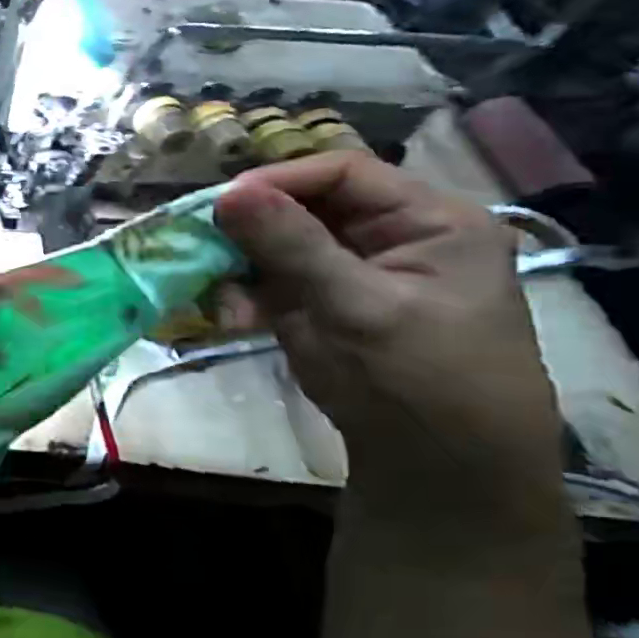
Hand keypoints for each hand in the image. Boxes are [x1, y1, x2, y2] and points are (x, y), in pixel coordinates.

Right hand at [214, 154, 564, 532]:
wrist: (435, 463)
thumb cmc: (418, 377)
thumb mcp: (357, 306)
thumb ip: (292, 245)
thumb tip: (227, 192)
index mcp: (427, 221)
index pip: (343, 174)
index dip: (280, 182)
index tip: (220, 205)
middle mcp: (387, 237)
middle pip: (304, 207)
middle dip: (251, 232)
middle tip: (203, 249)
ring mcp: (349, 273)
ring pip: (277, 246)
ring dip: (241, 269)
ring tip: (225, 304)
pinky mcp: (319, 305)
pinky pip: (269, 282)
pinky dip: (243, 296)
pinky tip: (233, 318)